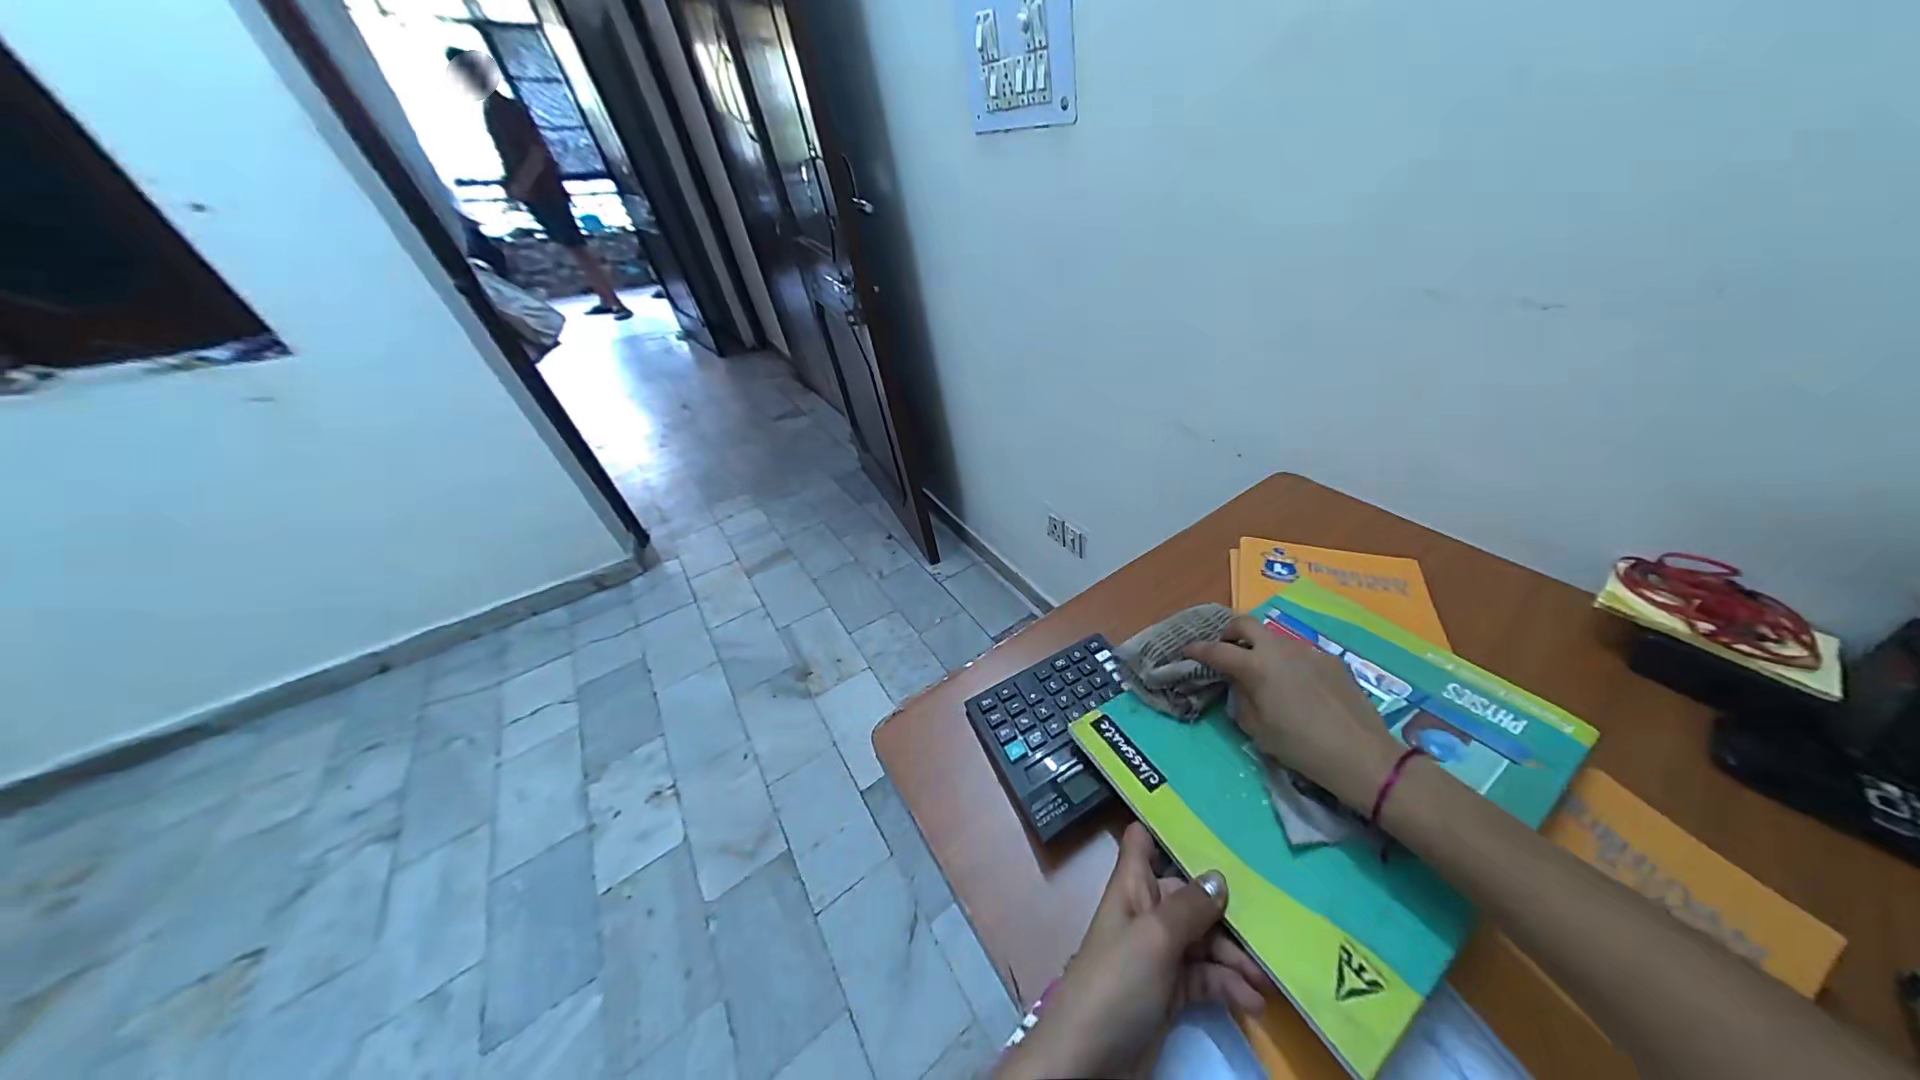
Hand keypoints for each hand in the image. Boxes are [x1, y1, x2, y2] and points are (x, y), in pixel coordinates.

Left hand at [997, 824, 1275, 1078]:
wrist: (1089, 1060)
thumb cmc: (1117, 982)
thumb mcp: (1154, 938)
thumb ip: (1189, 907)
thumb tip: (1219, 876)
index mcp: (1131, 886)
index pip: (1142, 841)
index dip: (1165, 826)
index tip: (1207, 818)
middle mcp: (1145, 913)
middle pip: (1188, 895)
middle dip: (1224, 910)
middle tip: (1265, 930)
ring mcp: (1157, 953)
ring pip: (1202, 939)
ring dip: (1233, 957)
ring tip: (1262, 982)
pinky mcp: (1169, 991)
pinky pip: (1204, 977)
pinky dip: (1227, 987)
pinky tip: (1250, 1004)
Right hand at [1186, 614, 1404, 810]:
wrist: (1361, 755)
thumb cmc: (1300, 746)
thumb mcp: (1256, 728)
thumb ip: (1241, 698)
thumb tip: (1239, 684)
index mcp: (1256, 665)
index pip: (1217, 651)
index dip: (1198, 650)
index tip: (1187, 651)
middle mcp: (1280, 649)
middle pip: (1246, 624)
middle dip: (1229, 633)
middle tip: (1225, 651)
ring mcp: (1309, 651)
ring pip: (1275, 638)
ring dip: (1261, 648)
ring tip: (1263, 672)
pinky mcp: (1331, 661)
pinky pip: (1300, 653)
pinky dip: (1288, 662)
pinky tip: (1297, 687)